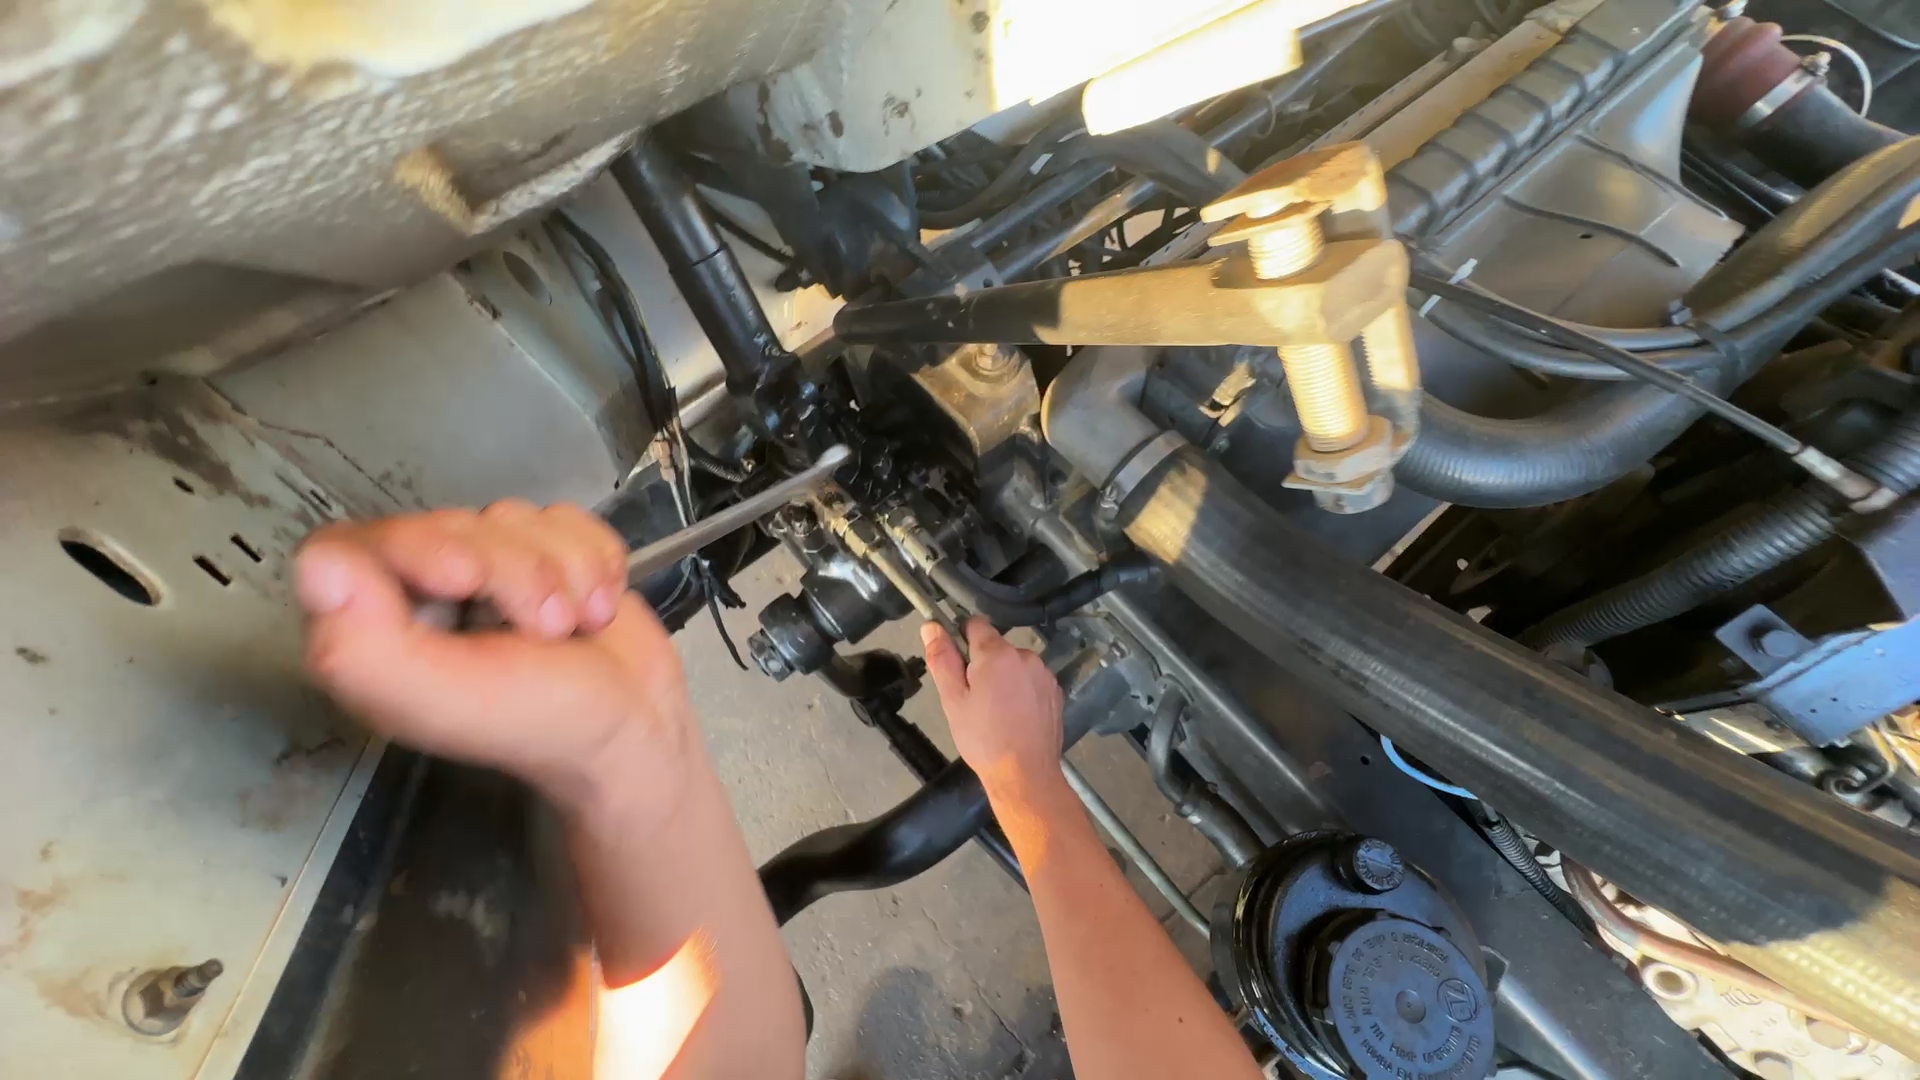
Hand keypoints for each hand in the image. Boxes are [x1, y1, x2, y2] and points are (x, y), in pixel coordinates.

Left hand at [294, 501, 691, 817]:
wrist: (638, 730)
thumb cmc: (545, 724)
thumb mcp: (443, 702)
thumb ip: (363, 647)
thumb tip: (322, 565)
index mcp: (381, 629)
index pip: (364, 542)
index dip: (418, 545)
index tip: (467, 580)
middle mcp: (433, 592)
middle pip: (458, 523)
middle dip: (521, 572)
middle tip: (550, 629)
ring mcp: (503, 569)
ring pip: (522, 518)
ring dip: (571, 572)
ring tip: (579, 626)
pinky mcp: (560, 557)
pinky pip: (572, 520)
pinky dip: (600, 561)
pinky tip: (600, 607)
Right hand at [921, 617, 1064, 797]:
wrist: (1025, 774)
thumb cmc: (983, 738)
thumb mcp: (953, 700)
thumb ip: (942, 658)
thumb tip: (931, 626)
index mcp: (997, 653)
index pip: (975, 624)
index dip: (962, 640)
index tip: (958, 666)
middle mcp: (1025, 655)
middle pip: (996, 647)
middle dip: (984, 664)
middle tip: (974, 699)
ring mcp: (1044, 673)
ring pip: (1015, 664)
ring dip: (1005, 677)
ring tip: (996, 711)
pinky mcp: (1056, 691)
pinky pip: (1031, 680)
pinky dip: (1022, 690)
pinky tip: (1016, 716)